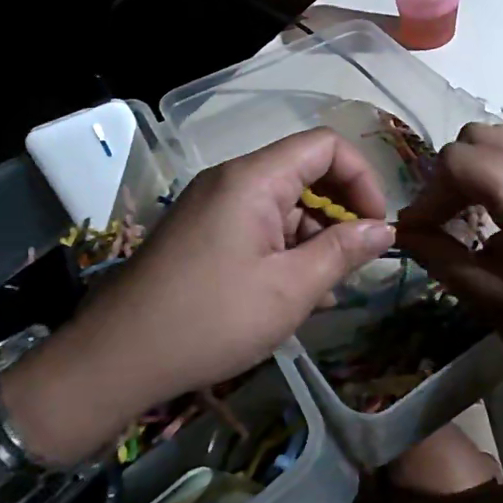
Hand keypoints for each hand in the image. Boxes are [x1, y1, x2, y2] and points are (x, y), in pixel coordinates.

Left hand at [38, 126, 391, 413]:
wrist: (118, 356)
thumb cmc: (212, 319)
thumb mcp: (290, 289)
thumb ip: (342, 252)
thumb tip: (384, 229)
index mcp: (252, 179)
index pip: (325, 146)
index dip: (361, 178)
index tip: (376, 226)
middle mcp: (231, 181)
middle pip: (303, 172)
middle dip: (339, 211)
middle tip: (357, 258)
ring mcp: (212, 206)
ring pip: (281, 204)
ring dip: (313, 237)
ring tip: (329, 288)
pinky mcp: (201, 232)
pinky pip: (256, 226)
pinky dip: (284, 250)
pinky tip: (297, 292)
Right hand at [396, 124, 502, 398]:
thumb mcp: (483, 291)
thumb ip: (434, 251)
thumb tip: (400, 231)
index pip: (458, 162)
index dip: (428, 195)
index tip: (415, 230)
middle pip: (477, 137)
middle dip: (448, 175)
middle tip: (438, 218)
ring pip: (499, 141)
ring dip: (470, 171)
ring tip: (460, 215)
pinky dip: (494, 174)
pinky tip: (489, 214)